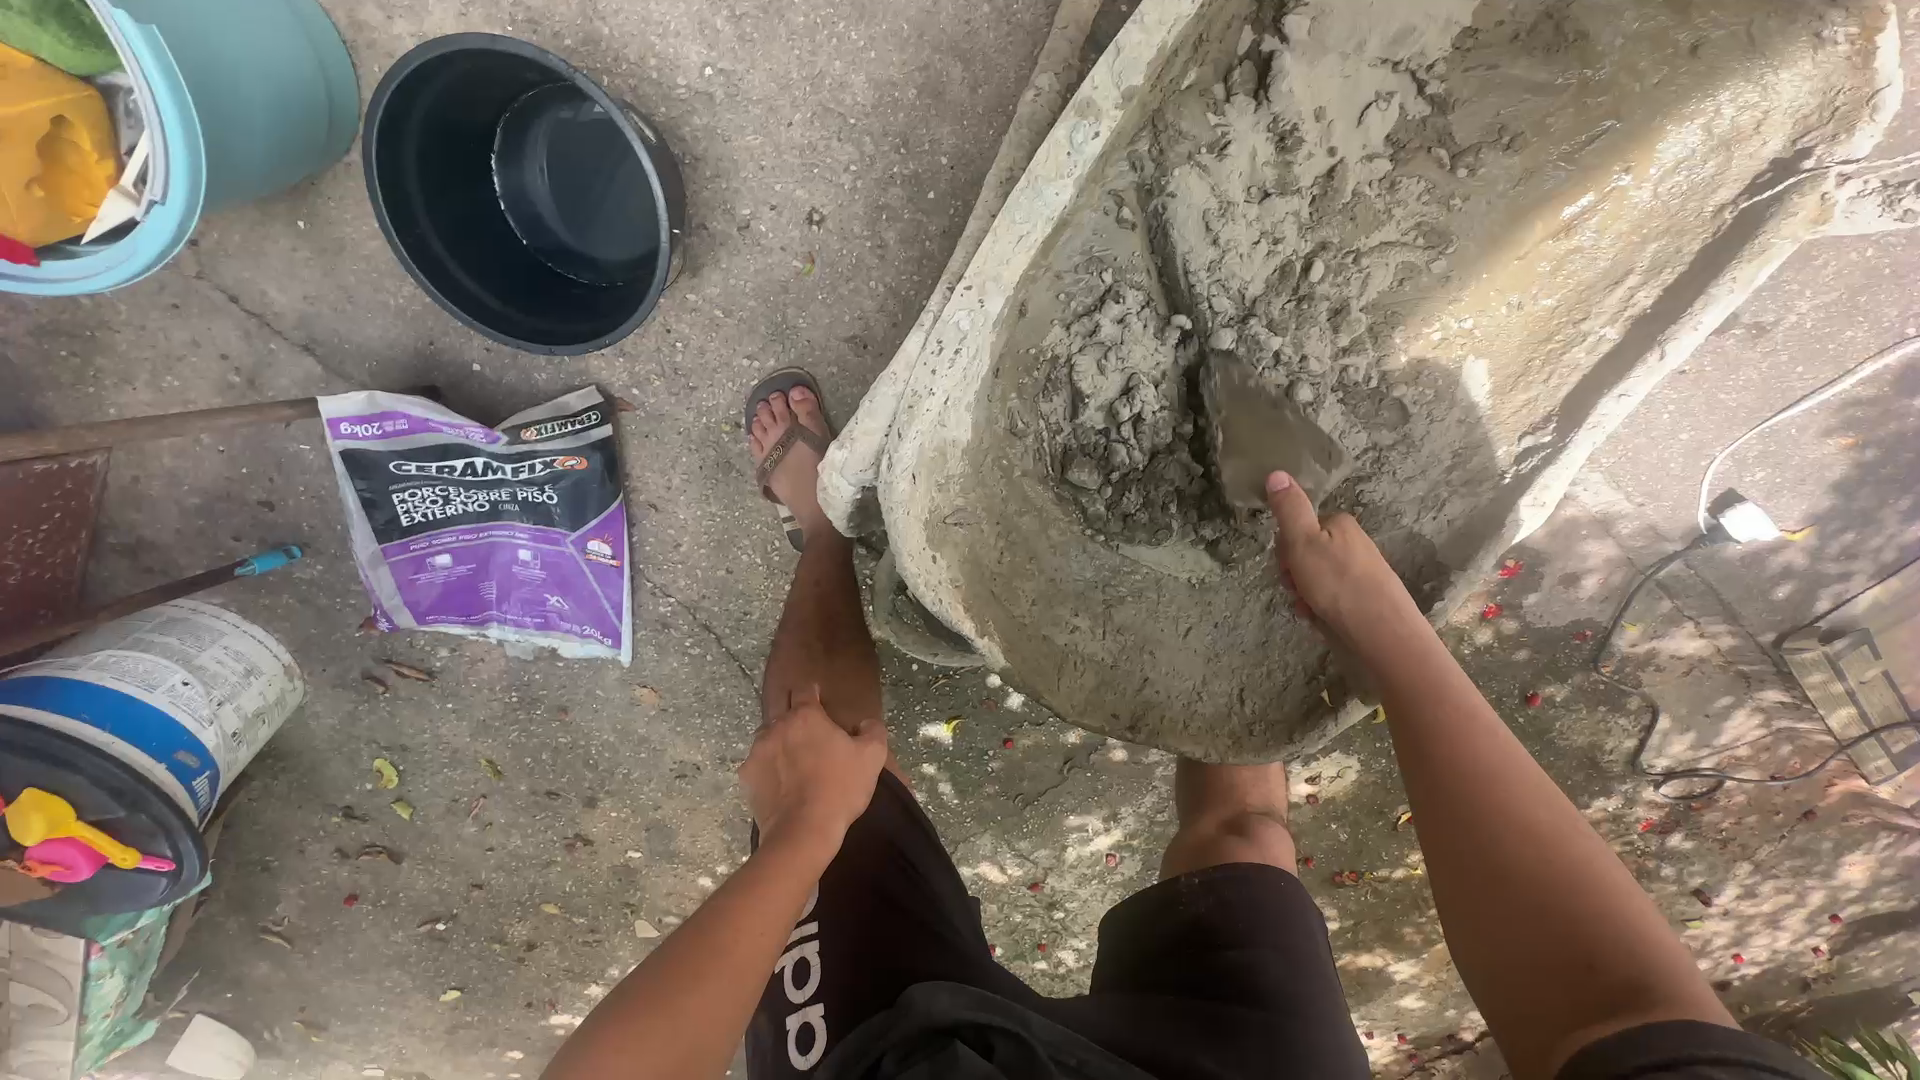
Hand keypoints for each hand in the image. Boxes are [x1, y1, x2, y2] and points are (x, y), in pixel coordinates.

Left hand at [739, 686, 887, 854]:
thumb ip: (873, 731)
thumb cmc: (840, 788)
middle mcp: (777, 726)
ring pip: (766, 736)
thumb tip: (866, 723)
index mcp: (806, 717)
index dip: (812, 691)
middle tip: (806, 730)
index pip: (804, 690)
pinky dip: (767, 768)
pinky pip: (757, 764)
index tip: (817, 696)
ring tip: (792, 758)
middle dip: (792, 715)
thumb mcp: (872, 757)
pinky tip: (778, 782)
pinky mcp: (747, 776)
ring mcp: (757, 751)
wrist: (803, 830)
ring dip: (778, 741)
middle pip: (781, 710)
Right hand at [1265, 470, 1428, 658]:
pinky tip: (1319, 617)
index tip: (1287, 567)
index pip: (1296, 529)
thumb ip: (1289, 509)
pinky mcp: (1360, 597)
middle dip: (1293, 575)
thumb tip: (1276, 472)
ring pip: (1312, 578)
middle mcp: (1350, 543)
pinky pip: (1326, 597)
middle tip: (1299, 589)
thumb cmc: (1338, 583)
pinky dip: (1318, 607)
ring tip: (1311, 607)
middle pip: (1303, 554)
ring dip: (1303, 594)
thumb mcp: (1303, 542)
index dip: (1284, 550)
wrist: (1380, 632)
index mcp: (1338, 524)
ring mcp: (1357, 571)